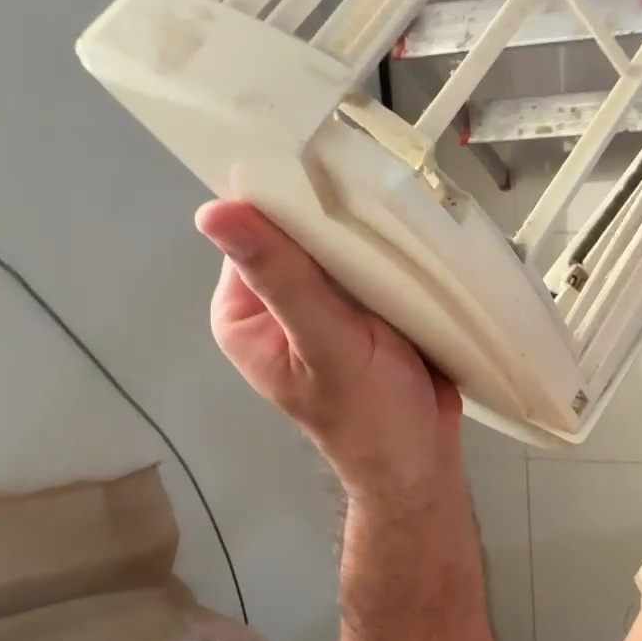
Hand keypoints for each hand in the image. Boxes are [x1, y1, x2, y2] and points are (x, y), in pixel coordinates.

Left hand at [197, 200, 461, 497]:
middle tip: (383, 197)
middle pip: (304, 238)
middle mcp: (281, 306)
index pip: (257, 234)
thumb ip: (283, 281)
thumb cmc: (372, 416)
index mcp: (248, 314)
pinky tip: (422, 248)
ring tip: (407, 221)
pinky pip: (380, 274)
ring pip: (346, 253)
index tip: (332, 176)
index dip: (290, 204)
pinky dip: (399, 262)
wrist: (426, 465)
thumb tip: (215, 211)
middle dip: (341, 219)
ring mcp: (331, 312)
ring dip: (376, 239)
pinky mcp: (373, 318)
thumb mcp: (327, 346)